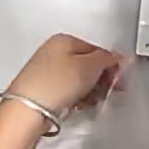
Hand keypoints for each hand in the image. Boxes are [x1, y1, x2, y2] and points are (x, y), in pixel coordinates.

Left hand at [5, 34, 127, 116]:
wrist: (29, 109)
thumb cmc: (57, 83)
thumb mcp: (89, 66)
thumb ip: (107, 59)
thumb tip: (117, 57)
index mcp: (64, 40)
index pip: (96, 49)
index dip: (111, 65)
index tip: (120, 79)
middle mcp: (53, 51)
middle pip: (87, 64)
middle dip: (100, 79)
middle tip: (108, 92)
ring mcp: (47, 71)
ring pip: (78, 79)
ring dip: (89, 91)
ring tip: (90, 101)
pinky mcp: (44, 89)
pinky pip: (68, 91)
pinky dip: (76, 98)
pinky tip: (78, 106)